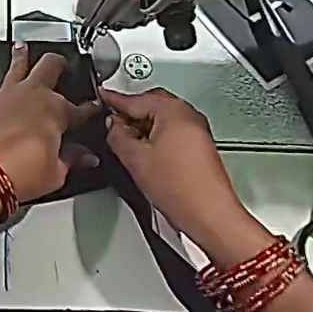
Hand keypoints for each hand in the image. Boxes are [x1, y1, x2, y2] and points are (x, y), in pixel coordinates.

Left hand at [0, 45, 98, 201]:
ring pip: (17, 65)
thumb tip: (85, 158)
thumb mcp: (56, 172)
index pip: (79, 109)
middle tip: (64, 63)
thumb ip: (71, 159)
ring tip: (22, 46)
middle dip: (60, 64)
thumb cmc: (21, 171)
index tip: (94, 109)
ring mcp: (9, 95)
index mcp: (57, 111)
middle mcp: (33, 95)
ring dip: (21, 55)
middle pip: (50, 68)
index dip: (89, 110)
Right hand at [102, 88, 253, 237]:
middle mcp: (189, 115)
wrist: (209, 215)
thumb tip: (112, 126)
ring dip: (144, 125)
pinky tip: (147, 154)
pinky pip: (173, 130)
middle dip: (130, 112)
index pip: (135, 99)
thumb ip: (116, 135)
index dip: (114, 100)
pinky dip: (157, 136)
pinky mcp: (200, 145)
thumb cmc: (183, 189)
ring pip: (163, 117)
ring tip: (128, 143)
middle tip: (112, 123)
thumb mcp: (134, 159)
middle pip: (151, 103)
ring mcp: (198, 130)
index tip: (103, 96)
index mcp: (173, 111)